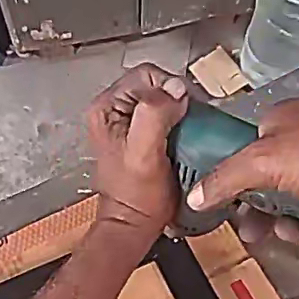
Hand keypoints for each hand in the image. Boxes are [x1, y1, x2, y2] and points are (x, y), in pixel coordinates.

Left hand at [85, 64, 189, 234]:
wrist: (135, 224)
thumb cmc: (136, 197)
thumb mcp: (144, 153)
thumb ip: (155, 115)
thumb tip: (175, 90)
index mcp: (107, 108)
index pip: (147, 74)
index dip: (172, 88)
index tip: (188, 110)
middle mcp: (114, 111)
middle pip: (156, 85)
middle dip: (179, 101)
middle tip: (192, 123)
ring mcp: (128, 124)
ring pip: (164, 101)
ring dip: (182, 114)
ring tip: (190, 133)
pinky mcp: (143, 136)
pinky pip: (167, 118)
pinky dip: (181, 125)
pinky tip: (186, 140)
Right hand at [186, 96, 298, 245]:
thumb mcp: (269, 162)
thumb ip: (227, 178)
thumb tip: (198, 194)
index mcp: (277, 122)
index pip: (237, 155)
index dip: (229, 186)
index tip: (225, 210)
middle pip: (266, 183)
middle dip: (261, 212)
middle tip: (257, 231)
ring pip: (296, 200)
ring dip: (291, 222)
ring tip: (294, 233)